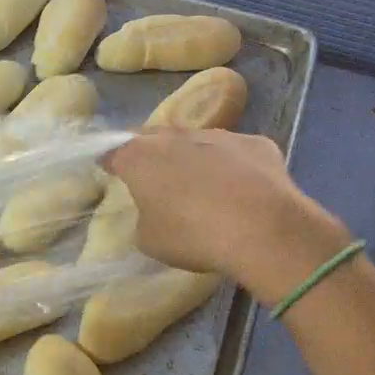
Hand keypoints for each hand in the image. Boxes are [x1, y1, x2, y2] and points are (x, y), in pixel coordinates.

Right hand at [102, 128, 351, 303]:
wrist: (264, 229)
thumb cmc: (193, 235)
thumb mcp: (150, 240)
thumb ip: (144, 217)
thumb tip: (155, 211)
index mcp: (140, 158)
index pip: (113, 151)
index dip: (110, 161)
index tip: (110, 170)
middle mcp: (175, 137)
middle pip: (153, 137)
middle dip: (149, 152)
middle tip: (152, 175)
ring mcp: (219, 135)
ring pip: (196, 141)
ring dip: (192, 157)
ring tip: (200, 185)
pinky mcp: (256, 143)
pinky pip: (236, 153)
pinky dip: (233, 166)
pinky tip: (242, 191)